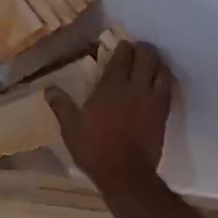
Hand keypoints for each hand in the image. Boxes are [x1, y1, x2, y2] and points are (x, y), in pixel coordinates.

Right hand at [47, 40, 174, 187]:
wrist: (126, 173)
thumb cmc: (95, 148)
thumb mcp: (71, 127)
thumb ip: (61, 105)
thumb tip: (49, 89)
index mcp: (112, 86)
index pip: (122, 57)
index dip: (123, 47)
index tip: (121, 44)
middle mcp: (135, 87)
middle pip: (146, 58)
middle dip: (142, 49)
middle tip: (137, 48)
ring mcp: (152, 100)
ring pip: (161, 71)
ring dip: (156, 62)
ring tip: (150, 61)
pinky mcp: (163, 114)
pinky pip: (168, 88)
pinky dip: (165, 79)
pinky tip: (160, 81)